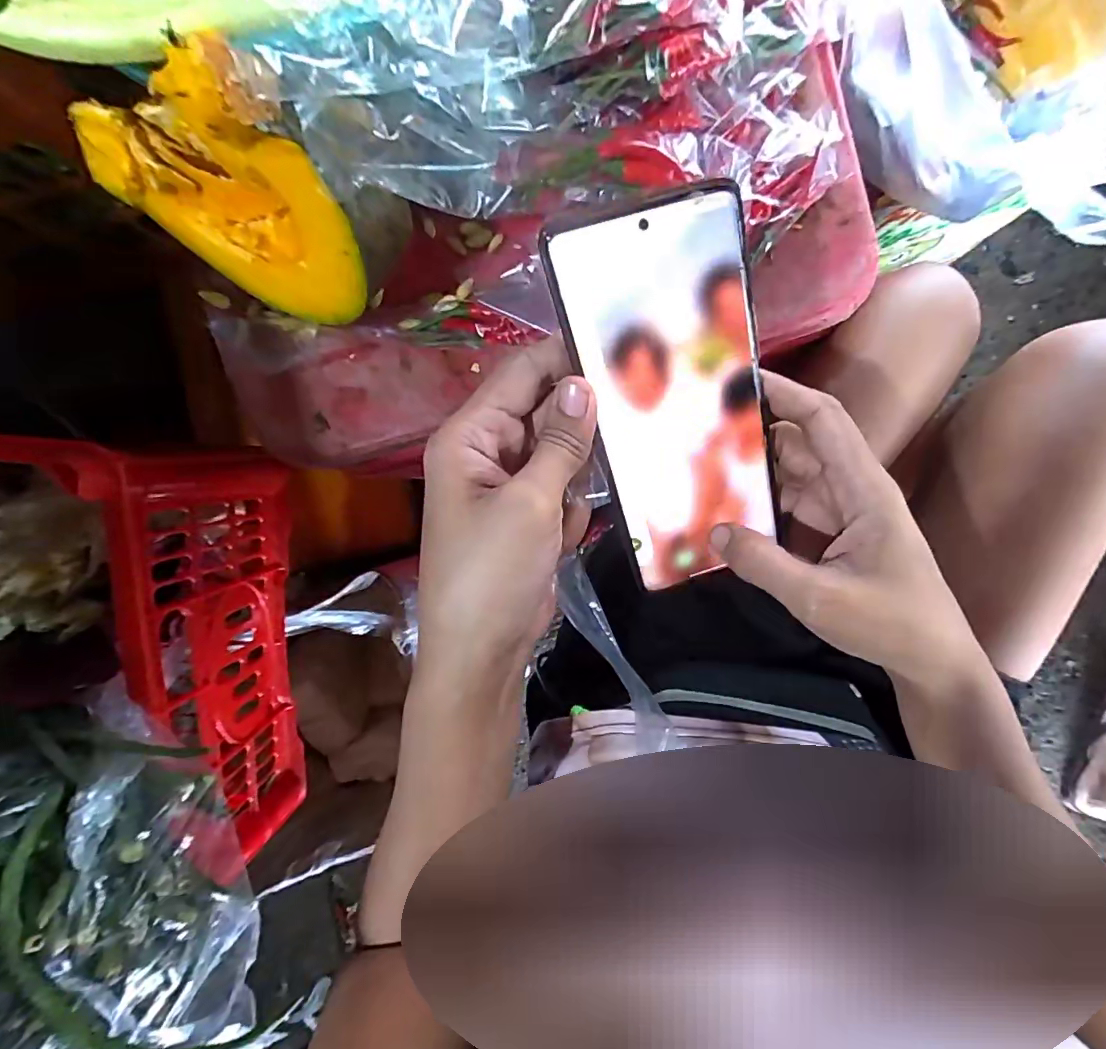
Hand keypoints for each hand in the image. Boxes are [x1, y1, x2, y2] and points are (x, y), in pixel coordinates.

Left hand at [417, 340, 596, 686]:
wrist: (483, 651)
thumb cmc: (493, 572)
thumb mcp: (531, 503)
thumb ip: (559, 442)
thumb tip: (582, 383)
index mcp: (471, 437)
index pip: (520, 376)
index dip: (563, 355)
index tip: (616, 340)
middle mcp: (488, 453)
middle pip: (545, 412)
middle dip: (583, 422)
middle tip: (635, 411)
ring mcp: (511, 487)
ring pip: (562, 453)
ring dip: (580, 473)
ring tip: (585, 497)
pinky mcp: (530, 516)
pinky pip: (564, 489)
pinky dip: (573, 507)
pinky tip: (566, 538)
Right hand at [711, 372, 982, 684]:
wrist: (932, 656)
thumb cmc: (889, 622)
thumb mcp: (819, 598)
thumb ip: (765, 565)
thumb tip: (715, 534)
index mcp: (864, 488)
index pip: (824, 419)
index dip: (785, 392)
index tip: (740, 379)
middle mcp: (856, 488)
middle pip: (804, 442)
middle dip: (759, 432)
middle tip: (705, 430)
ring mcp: (850, 510)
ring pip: (799, 473)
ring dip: (760, 470)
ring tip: (709, 465)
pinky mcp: (842, 532)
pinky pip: (800, 504)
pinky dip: (769, 502)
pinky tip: (736, 510)